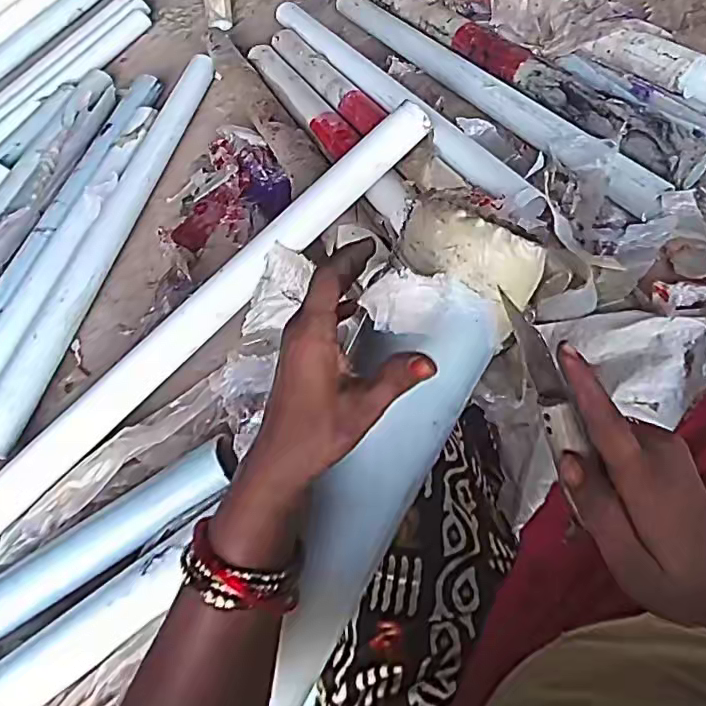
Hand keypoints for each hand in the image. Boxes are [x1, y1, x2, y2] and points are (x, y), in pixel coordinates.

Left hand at [213, 241, 434, 566]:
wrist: (280, 459)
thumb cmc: (312, 435)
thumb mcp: (362, 406)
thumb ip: (395, 380)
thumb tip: (424, 362)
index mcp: (312, 335)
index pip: (327, 279)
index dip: (348, 257)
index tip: (367, 246)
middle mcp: (298, 333)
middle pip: (319, 283)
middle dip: (346, 264)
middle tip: (369, 253)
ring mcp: (294, 343)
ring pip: (316, 298)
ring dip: (338, 282)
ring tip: (363, 275)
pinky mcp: (295, 354)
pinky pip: (313, 316)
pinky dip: (332, 303)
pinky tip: (349, 312)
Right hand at [556, 343, 705, 644]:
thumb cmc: (676, 578)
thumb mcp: (626, 559)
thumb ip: (594, 505)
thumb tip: (567, 460)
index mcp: (645, 478)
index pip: (607, 422)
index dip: (583, 386)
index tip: (566, 352)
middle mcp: (658, 448)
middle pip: (598, 430)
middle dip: (577, 455)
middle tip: (584, 511)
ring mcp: (667, 444)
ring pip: (607, 437)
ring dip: (593, 464)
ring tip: (608, 515)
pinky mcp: (668, 445)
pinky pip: (620, 442)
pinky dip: (609, 464)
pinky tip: (621, 501)